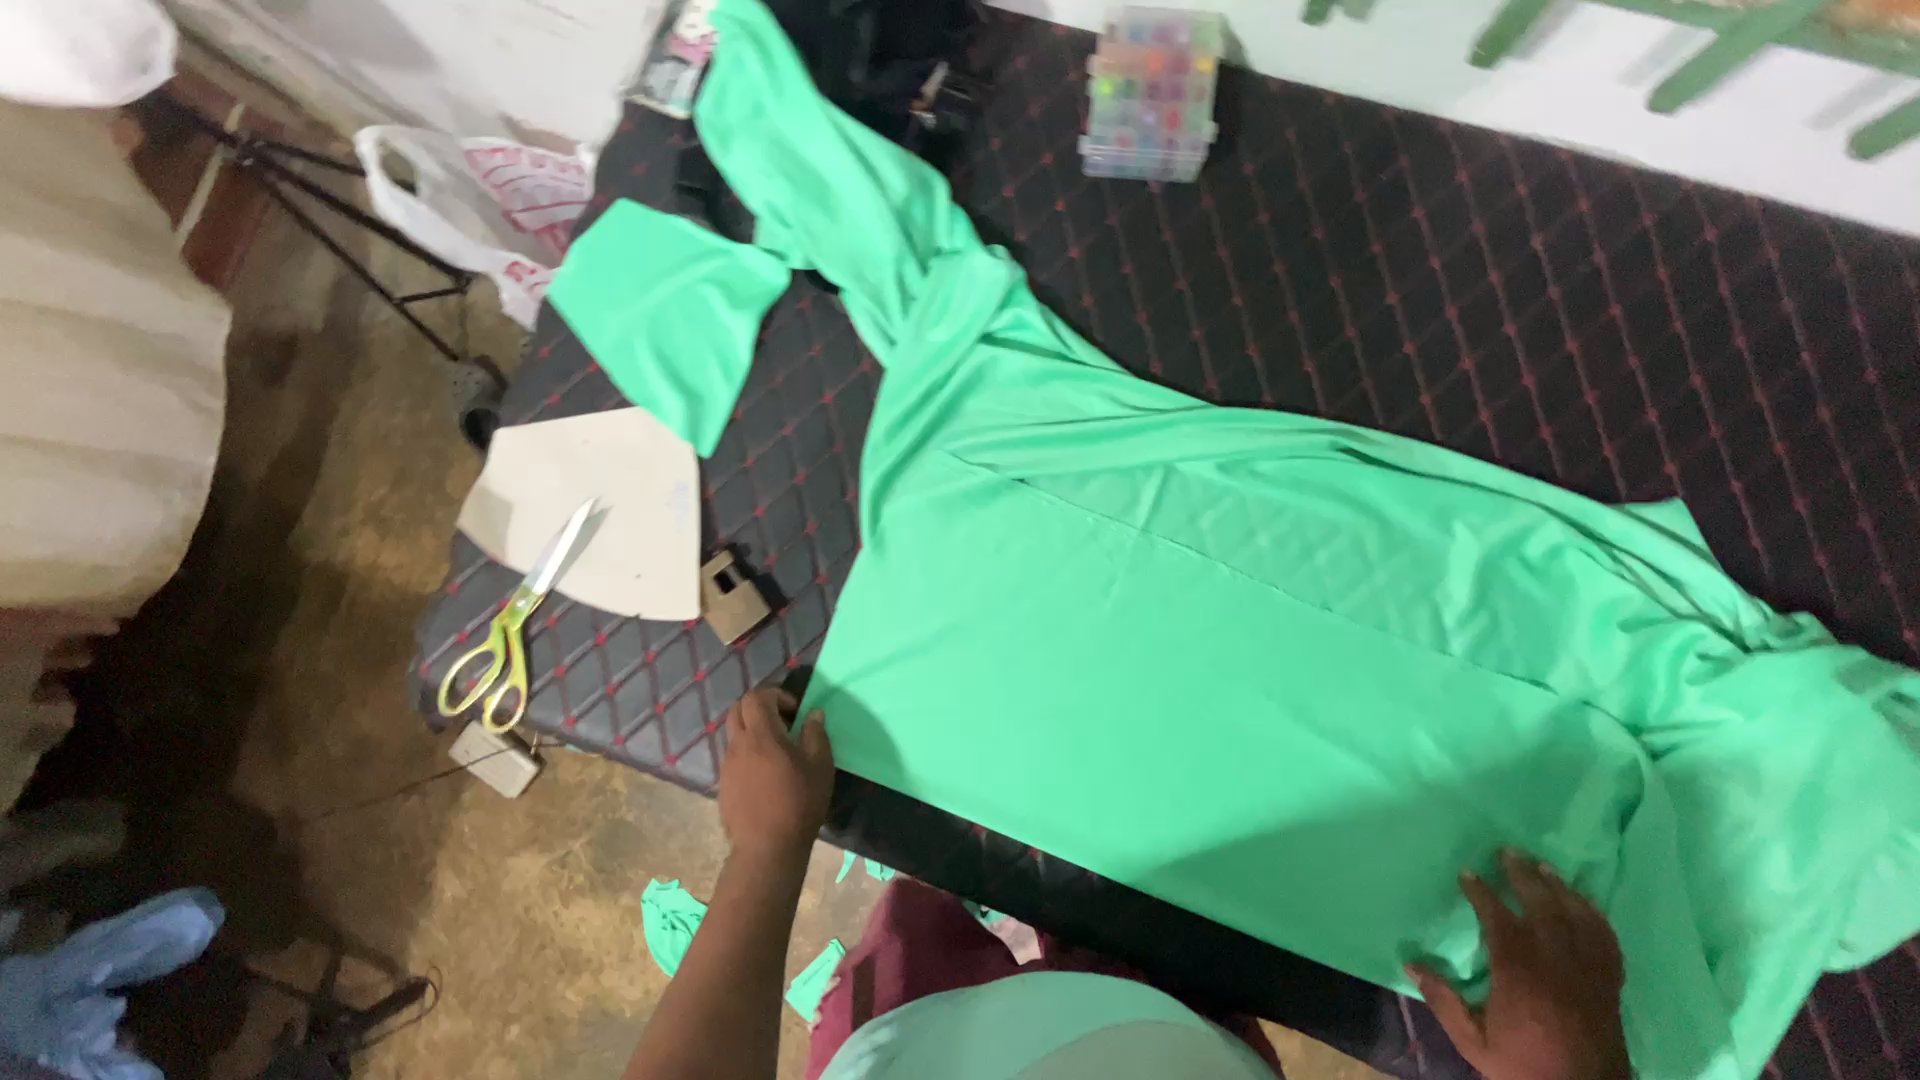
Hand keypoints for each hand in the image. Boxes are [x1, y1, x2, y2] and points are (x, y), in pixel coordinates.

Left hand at [718, 688, 834, 863]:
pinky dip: (748, 753)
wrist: (767, 848)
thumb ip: (816, 734)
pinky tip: (766, 775)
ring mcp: (727, 766)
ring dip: (753, 731)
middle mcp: (738, 745)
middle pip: (738, 710)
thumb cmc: (799, 803)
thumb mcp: (819, 765)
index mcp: (761, 736)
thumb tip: (813, 714)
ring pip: (733, 734)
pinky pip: (733, 756)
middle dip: (759, 707)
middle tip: (783, 722)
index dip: (775, 695)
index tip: (795, 711)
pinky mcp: (724, 785)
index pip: (756, 697)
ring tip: (777, 751)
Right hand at [1408, 849, 1630, 1079]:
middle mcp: (1557, 967)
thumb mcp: (1474, 1042)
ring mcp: (1589, 976)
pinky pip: (1606, 942)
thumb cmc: (1525, 1069)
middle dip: (1524, 877)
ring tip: (1542, 866)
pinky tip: (1583, 903)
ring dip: (1559, 888)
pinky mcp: (1610, 987)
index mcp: (1520, 976)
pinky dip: (1594, 917)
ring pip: (1577, 919)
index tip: (1467, 874)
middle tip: (1509, 852)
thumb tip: (1410, 964)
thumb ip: (1444, 1001)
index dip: (1483, 894)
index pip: (1500, 920)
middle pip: (1543, 909)